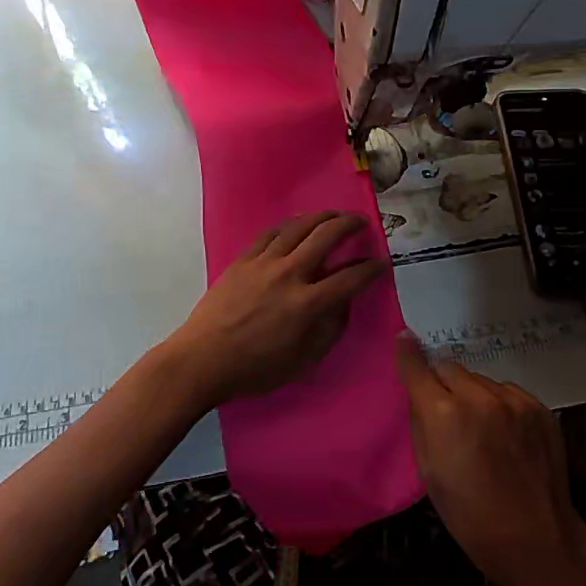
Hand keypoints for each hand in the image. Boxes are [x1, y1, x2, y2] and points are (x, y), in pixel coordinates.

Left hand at [162, 211, 386, 408]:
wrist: (203, 359)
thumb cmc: (255, 368)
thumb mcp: (303, 360)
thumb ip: (329, 329)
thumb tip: (342, 304)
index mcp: (308, 304)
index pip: (350, 278)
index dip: (372, 269)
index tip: (382, 264)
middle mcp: (289, 274)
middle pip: (327, 236)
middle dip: (350, 225)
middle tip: (361, 223)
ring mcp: (264, 263)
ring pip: (299, 226)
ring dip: (322, 217)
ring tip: (334, 216)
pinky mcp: (243, 260)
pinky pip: (271, 233)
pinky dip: (290, 225)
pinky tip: (297, 226)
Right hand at [396, 336, 585, 585]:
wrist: (535, 538)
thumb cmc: (470, 516)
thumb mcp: (428, 473)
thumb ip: (420, 423)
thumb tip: (417, 392)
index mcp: (444, 414)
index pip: (418, 368)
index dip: (408, 354)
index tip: (404, 340)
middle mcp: (478, 396)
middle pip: (449, 368)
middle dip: (441, 383)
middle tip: (446, 410)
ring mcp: (513, 400)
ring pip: (479, 380)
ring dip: (472, 394)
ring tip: (481, 427)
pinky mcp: (538, 407)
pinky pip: (507, 392)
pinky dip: (499, 404)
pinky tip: (505, 433)